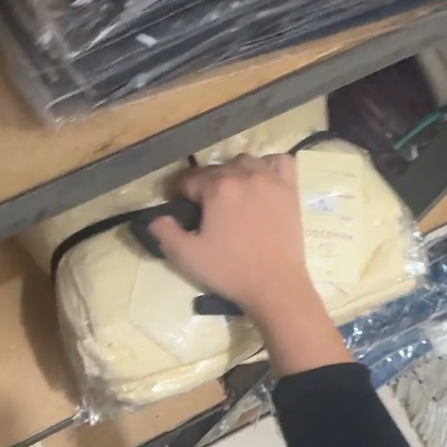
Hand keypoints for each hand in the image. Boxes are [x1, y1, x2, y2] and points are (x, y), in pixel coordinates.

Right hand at [149, 154, 353, 377]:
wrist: (275, 285)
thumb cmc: (229, 270)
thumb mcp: (187, 257)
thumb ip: (166, 234)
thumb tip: (156, 219)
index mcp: (218, 188)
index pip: (189, 179)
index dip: (177, 191)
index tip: (174, 204)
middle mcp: (244, 175)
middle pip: (216, 168)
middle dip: (202, 183)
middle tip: (200, 206)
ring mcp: (271, 179)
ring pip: (245, 161)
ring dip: (232, 172)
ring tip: (229, 193)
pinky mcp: (290, 190)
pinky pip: (279, 162)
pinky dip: (267, 166)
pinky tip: (260, 180)